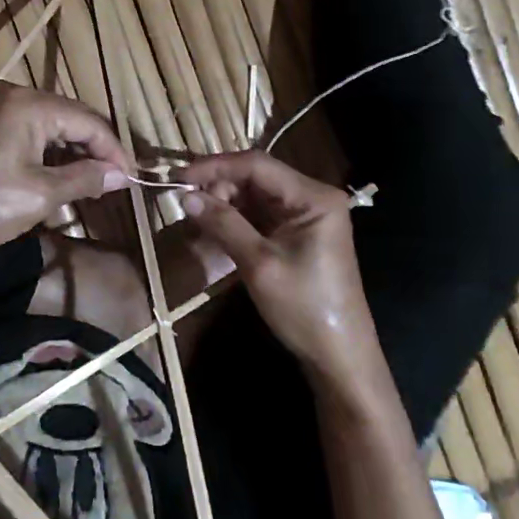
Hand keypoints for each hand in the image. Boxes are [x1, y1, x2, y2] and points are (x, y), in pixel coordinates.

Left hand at [0, 85, 131, 269]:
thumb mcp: (40, 195)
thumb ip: (86, 179)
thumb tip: (121, 175)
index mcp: (31, 105)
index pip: (91, 123)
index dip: (115, 151)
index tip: (131, 179)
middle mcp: (12, 96)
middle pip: (71, 117)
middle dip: (95, 148)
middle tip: (113, 179)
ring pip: (48, 122)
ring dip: (71, 149)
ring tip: (88, 178)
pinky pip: (24, 128)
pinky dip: (45, 148)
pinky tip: (53, 171)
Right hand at [175, 152, 382, 388]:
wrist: (338, 353)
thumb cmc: (303, 307)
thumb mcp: (259, 264)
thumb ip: (224, 225)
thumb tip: (186, 197)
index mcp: (314, 196)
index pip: (259, 165)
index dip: (217, 166)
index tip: (180, 176)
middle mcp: (314, 197)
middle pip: (260, 177)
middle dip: (221, 186)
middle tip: (186, 204)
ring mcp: (308, 215)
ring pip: (259, 196)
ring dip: (227, 203)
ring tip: (196, 217)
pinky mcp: (300, 234)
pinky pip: (264, 216)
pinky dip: (239, 220)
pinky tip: (214, 229)